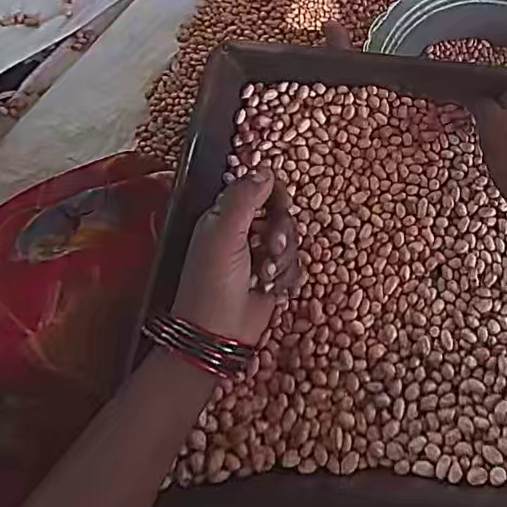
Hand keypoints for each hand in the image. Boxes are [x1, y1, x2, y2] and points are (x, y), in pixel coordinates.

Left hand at [171, 170, 299, 343]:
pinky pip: (295, 264)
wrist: (217, 336)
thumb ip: (244, 198)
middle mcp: (243, 231)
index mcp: (225, 215)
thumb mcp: (224, 233)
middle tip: (271, 248)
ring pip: (291, 239)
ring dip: (283, 259)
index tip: (280, 206)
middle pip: (280, 213)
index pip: (258, 187)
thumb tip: (265, 171)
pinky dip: (287, 276)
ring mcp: (258, 254)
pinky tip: (272, 289)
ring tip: (266, 277)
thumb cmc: (212, 284)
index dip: (273, 194)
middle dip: (281, 232)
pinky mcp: (273, 276)